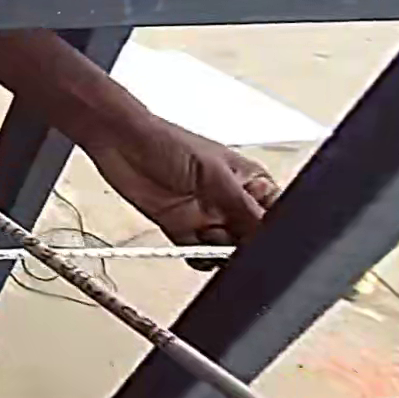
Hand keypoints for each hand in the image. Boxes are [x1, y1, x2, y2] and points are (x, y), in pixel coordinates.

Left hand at [80, 115, 278, 246]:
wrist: (117, 139)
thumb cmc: (166, 141)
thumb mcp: (215, 173)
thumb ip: (243, 207)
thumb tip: (273, 236)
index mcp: (252, 187)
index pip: (280, 220)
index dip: (281, 237)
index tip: (276, 247)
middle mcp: (231, 205)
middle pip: (254, 239)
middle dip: (253, 250)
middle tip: (244, 253)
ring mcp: (203, 215)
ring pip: (226, 248)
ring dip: (225, 256)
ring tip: (220, 253)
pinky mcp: (175, 224)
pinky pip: (193, 250)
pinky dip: (198, 258)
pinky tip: (199, 257)